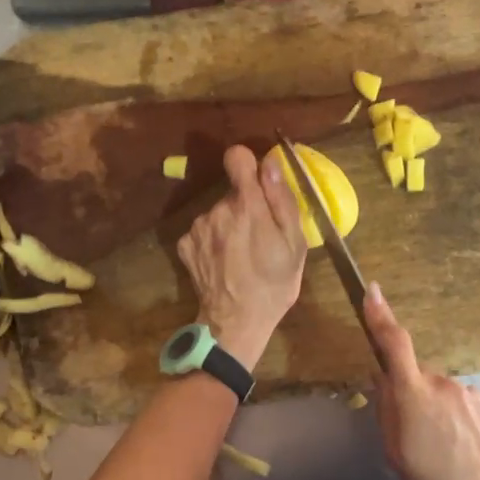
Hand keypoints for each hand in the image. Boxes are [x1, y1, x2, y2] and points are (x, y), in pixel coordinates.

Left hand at [176, 145, 306, 369]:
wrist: (235, 323)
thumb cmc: (274, 285)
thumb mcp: (294, 244)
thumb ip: (282, 199)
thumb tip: (271, 162)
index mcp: (247, 204)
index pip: (237, 157)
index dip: (249, 165)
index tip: (258, 182)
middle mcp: (217, 209)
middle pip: (232, 193)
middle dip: (246, 208)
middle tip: (260, 238)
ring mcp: (197, 227)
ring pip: (217, 213)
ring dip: (229, 226)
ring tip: (242, 255)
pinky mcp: (185, 245)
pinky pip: (203, 232)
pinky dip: (213, 242)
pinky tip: (224, 264)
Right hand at [364, 284, 479, 479]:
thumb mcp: (395, 452)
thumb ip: (386, 410)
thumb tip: (383, 380)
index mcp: (415, 396)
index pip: (394, 346)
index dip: (381, 318)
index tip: (371, 291)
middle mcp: (445, 385)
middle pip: (419, 379)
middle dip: (413, 396)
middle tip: (415, 436)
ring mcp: (472, 393)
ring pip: (444, 393)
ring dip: (439, 410)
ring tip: (446, 450)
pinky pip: (464, 403)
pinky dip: (459, 419)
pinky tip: (466, 449)